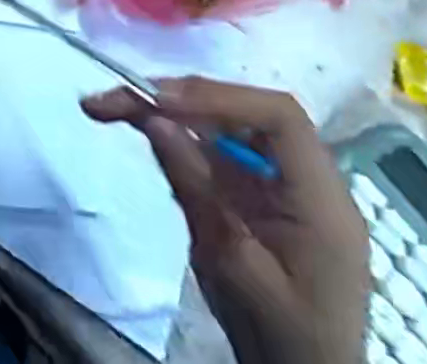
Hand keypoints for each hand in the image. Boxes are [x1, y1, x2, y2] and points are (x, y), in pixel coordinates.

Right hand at [82, 77, 368, 363]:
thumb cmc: (278, 328)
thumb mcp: (232, 262)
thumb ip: (196, 187)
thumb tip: (156, 120)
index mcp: (320, 198)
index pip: (279, 118)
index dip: (217, 97)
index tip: (156, 101)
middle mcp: (302, 177)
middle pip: (242, 110)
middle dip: (176, 97)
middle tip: (112, 99)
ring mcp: (275, 180)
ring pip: (220, 121)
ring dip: (163, 108)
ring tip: (106, 107)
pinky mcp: (249, 187)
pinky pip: (210, 143)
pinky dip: (170, 130)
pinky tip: (134, 126)